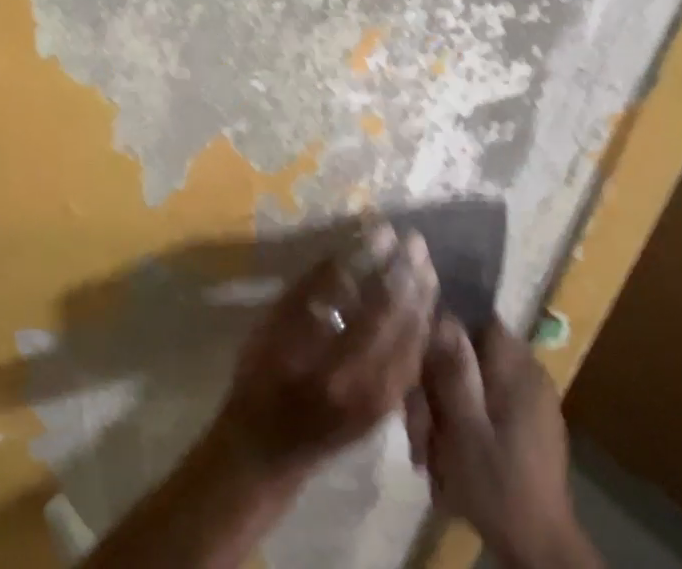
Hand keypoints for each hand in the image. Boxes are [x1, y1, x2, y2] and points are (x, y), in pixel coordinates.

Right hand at [213, 224, 439, 476]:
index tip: (391, 231)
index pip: (379, 307)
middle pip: (408, 323)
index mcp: (340, 368)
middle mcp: (375, 387)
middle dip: (414, 277)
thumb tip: (350, 253)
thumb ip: (312, 292)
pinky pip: (415, 356)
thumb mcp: (273, 330)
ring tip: (421, 263)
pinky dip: (418, 324)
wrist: (265, 450)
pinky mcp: (392, 405)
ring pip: (418, 339)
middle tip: (415, 241)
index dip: (388, 266)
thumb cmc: (259, 383)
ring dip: (423, 298)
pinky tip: (416, 301)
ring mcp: (389, 400)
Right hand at [405, 319, 599, 568]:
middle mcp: (529, 376)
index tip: (419, 361)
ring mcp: (531, 401)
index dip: (445, 332)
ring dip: (445, 408)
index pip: (480, 320)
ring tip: (429, 448)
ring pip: (473, 381)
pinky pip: (485, 405)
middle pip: (471, 354)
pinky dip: (463, 422)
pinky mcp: (527, 425)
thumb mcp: (462, 426)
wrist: (536, 543)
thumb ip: (452, 370)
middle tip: (419, 425)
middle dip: (438, 384)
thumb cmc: (496, 483)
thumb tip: (443, 315)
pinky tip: (448, 453)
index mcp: (518, 370)